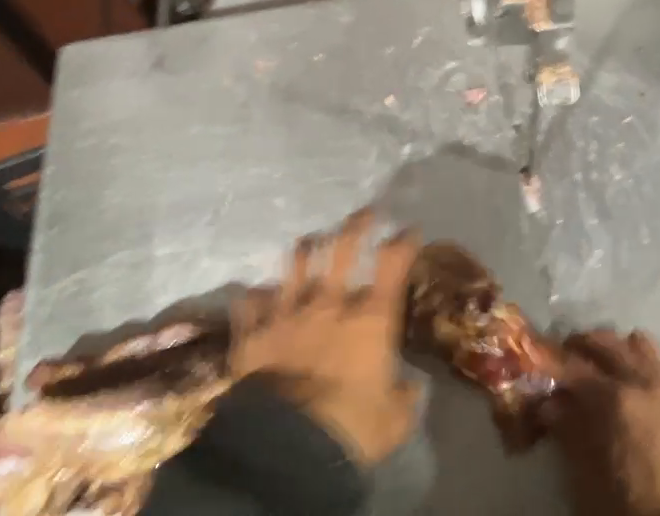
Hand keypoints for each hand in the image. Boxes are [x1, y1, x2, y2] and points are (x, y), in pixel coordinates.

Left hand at [230, 210, 421, 464]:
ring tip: (311, 241)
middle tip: (364, 212)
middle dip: (356, 225)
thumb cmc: (352, 428)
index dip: (404, 241)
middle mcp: (330, 303)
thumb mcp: (394, 419)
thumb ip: (403, 397)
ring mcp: (288, 313)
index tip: (409, 230)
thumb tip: (409, 387)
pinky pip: (250, 302)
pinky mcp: (253, 333)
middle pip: (343, 247)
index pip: (393, 263)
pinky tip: (257, 294)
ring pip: (296, 264)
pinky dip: (256, 296)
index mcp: (371, 318)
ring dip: (306, 249)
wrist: (287, 447)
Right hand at [543, 329, 659, 515]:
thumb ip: (569, 432)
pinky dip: (648, 362)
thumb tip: (550, 405)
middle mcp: (642, 380)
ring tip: (602, 366)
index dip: (549, 360)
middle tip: (562, 357)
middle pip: (605, 341)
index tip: (534, 358)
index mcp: (615, 400)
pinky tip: (638, 381)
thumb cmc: (632, 504)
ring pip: (638, 342)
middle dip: (579, 344)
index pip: (572, 366)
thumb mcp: (588, 478)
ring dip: (617, 347)